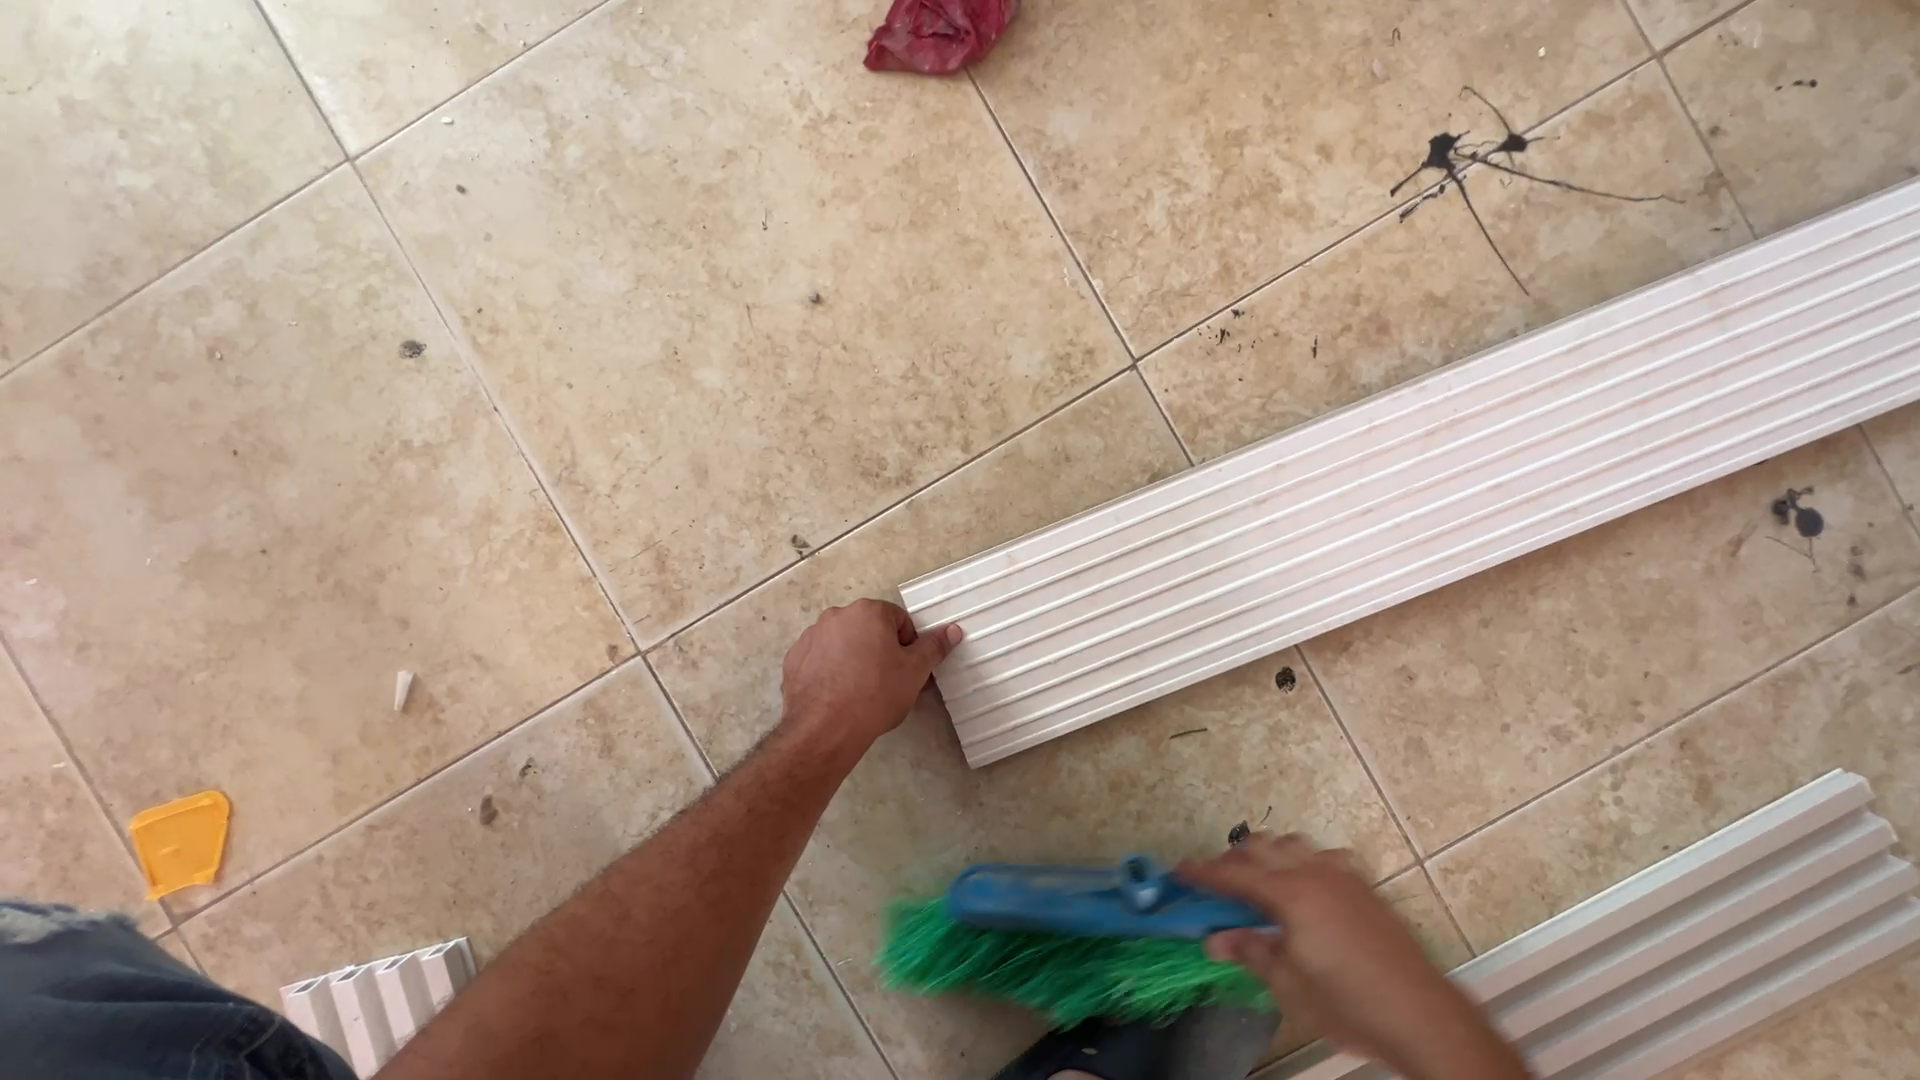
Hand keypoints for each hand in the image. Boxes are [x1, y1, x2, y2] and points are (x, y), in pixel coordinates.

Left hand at [779, 599, 962, 758]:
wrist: (826, 728)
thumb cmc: (876, 694)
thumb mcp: (915, 671)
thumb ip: (934, 647)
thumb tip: (951, 630)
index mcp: (868, 611)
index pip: (899, 621)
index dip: (908, 646)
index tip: (908, 671)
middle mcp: (837, 616)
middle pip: (869, 629)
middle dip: (881, 651)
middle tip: (889, 683)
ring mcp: (811, 636)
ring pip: (843, 644)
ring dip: (854, 659)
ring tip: (861, 692)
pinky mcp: (794, 659)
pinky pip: (820, 660)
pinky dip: (830, 671)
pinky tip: (838, 696)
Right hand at [1178, 835, 1530, 1079]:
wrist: (1423, 1015)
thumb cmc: (1349, 1002)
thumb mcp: (1289, 983)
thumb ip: (1250, 951)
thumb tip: (1213, 939)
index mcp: (1289, 894)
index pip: (1233, 875)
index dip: (1202, 872)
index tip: (1178, 870)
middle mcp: (1313, 873)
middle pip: (1260, 849)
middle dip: (1231, 860)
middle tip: (1213, 883)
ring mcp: (1343, 876)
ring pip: (1292, 844)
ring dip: (1267, 854)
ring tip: (1256, 878)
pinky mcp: (1365, 886)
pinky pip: (1324, 856)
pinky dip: (1304, 860)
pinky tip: (1306, 881)